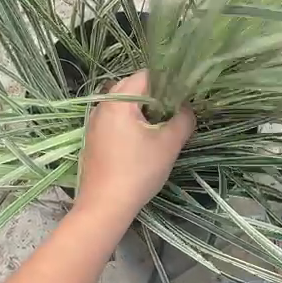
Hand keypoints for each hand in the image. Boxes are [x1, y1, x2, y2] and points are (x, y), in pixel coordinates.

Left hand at [73, 71, 194, 225]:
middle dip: (155, 96)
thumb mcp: (168, 145)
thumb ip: (183, 120)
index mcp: (118, 101)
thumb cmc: (137, 172)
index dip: (167, 82)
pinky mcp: (93, 139)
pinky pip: (115, 119)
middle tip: (173, 113)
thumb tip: (187, 109)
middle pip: (132, 87)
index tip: (182, 97)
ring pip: (123, 104)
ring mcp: (94, 123)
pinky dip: (130, 122)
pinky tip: (142, 142)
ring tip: (160, 128)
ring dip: (142, 110)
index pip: (145, 76)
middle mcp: (102, 106)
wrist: (104, 207)